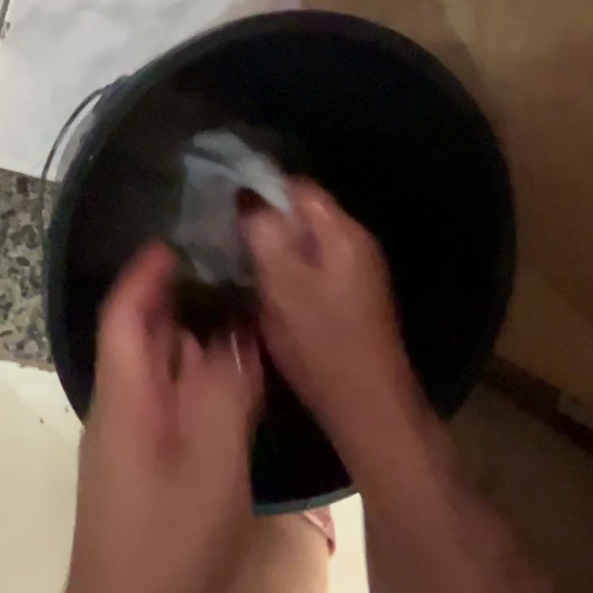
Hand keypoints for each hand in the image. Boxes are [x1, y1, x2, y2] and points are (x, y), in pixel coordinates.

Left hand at [39, 244, 264, 592]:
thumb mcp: (212, 459)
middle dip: (176, 300)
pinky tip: (232, 384)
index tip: (176, 240)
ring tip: (238, 314)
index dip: (145, 272)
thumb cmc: (169, 539)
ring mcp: (128, 440)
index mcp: (125, 396)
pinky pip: (166, 403)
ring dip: (189, 341)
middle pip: (140, 338)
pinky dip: (194, 380)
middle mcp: (118, 408)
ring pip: (156, 372)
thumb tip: (232, 332)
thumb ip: (224, 390)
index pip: (124, 314)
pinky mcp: (142, 466)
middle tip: (226, 270)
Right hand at [243, 181, 417, 443]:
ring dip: (274, 248)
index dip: (259, 190)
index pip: (297, 187)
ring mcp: (357, 271)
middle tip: (225, 238)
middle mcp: (355, 242)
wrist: (367, 405)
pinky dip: (288, 271)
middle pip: (302, 213)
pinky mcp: (351, 297)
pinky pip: (313, 267)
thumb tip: (246, 194)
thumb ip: (264, 232)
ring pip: (306, 242)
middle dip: (264, 221)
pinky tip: (266, 291)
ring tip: (238, 263)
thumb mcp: (282, 283)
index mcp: (342, 231)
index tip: (224, 208)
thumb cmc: (321, 342)